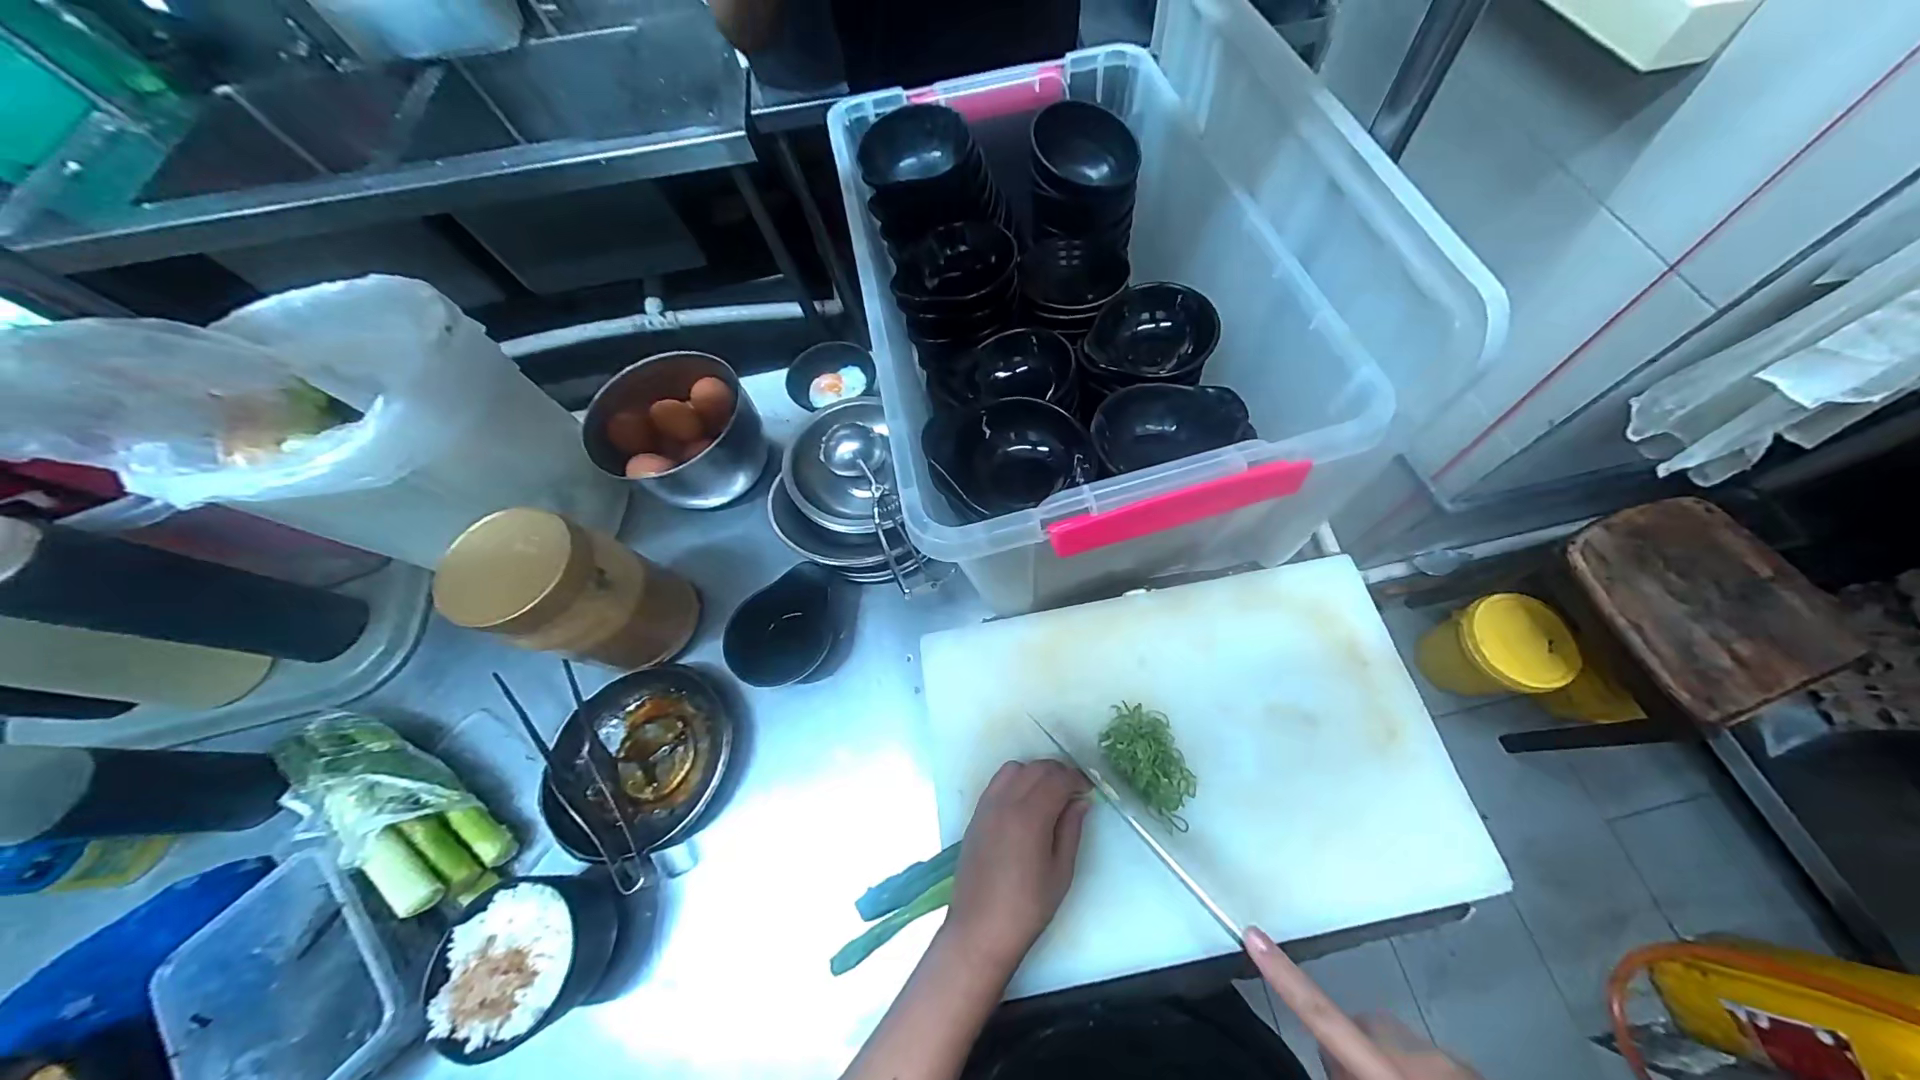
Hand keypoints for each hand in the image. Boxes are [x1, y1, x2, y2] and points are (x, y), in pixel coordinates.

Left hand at [941, 759, 1091, 973]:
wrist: (980, 928)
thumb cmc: (1027, 907)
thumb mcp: (1061, 872)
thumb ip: (1071, 830)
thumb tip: (1080, 801)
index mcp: (1030, 816)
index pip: (1057, 779)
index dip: (1077, 779)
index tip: (1088, 790)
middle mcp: (1005, 802)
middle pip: (1036, 768)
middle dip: (1059, 773)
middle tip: (1073, 792)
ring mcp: (987, 806)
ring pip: (1014, 769)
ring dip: (1035, 772)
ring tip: (1049, 794)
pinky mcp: (976, 815)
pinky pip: (997, 782)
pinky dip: (1015, 780)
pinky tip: (1025, 802)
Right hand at [1244, 927, 1481, 1079]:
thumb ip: (1341, 1077)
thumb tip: (1332, 1061)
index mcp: (1391, 1077)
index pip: (1326, 1020)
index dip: (1287, 980)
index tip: (1254, 936)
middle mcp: (1425, 1063)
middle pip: (1363, 1024)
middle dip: (1349, 1046)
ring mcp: (1456, 1067)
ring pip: (1397, 1044)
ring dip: (1386, 1066)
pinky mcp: (1476, 1075)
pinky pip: (1431, 1063)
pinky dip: (1416, 1078)